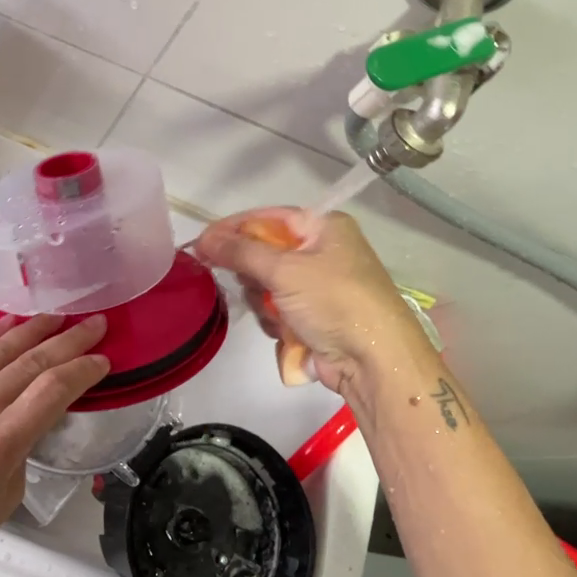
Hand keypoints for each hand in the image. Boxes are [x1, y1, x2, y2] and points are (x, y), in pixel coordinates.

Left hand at [0, 313, 110, 576]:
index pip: (52, 391)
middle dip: (69, 341)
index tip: (104, 359)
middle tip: (96, 323)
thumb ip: (26, 447)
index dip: (82, 370)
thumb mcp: (9, 495)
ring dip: (35, 328)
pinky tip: (14, 323)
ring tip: (61, 315)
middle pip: (31, 362)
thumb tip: (36, 413)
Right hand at [196, 208, 433, 405]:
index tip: (203, 243)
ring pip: (265, 284)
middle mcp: (322, 251)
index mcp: (324, 227)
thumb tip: (204, 239)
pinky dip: (274, 319)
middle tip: (248, 283)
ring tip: (276, 313)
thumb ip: (240, 251)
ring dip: (263, 300)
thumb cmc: (335, 301)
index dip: (234, 228)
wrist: (374, 360)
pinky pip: (276, 308)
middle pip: (263, 252)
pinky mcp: (313, 315)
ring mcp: (318, 285)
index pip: (267, 217)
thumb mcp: (284, 270)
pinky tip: (285, 330)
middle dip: (252, 272)